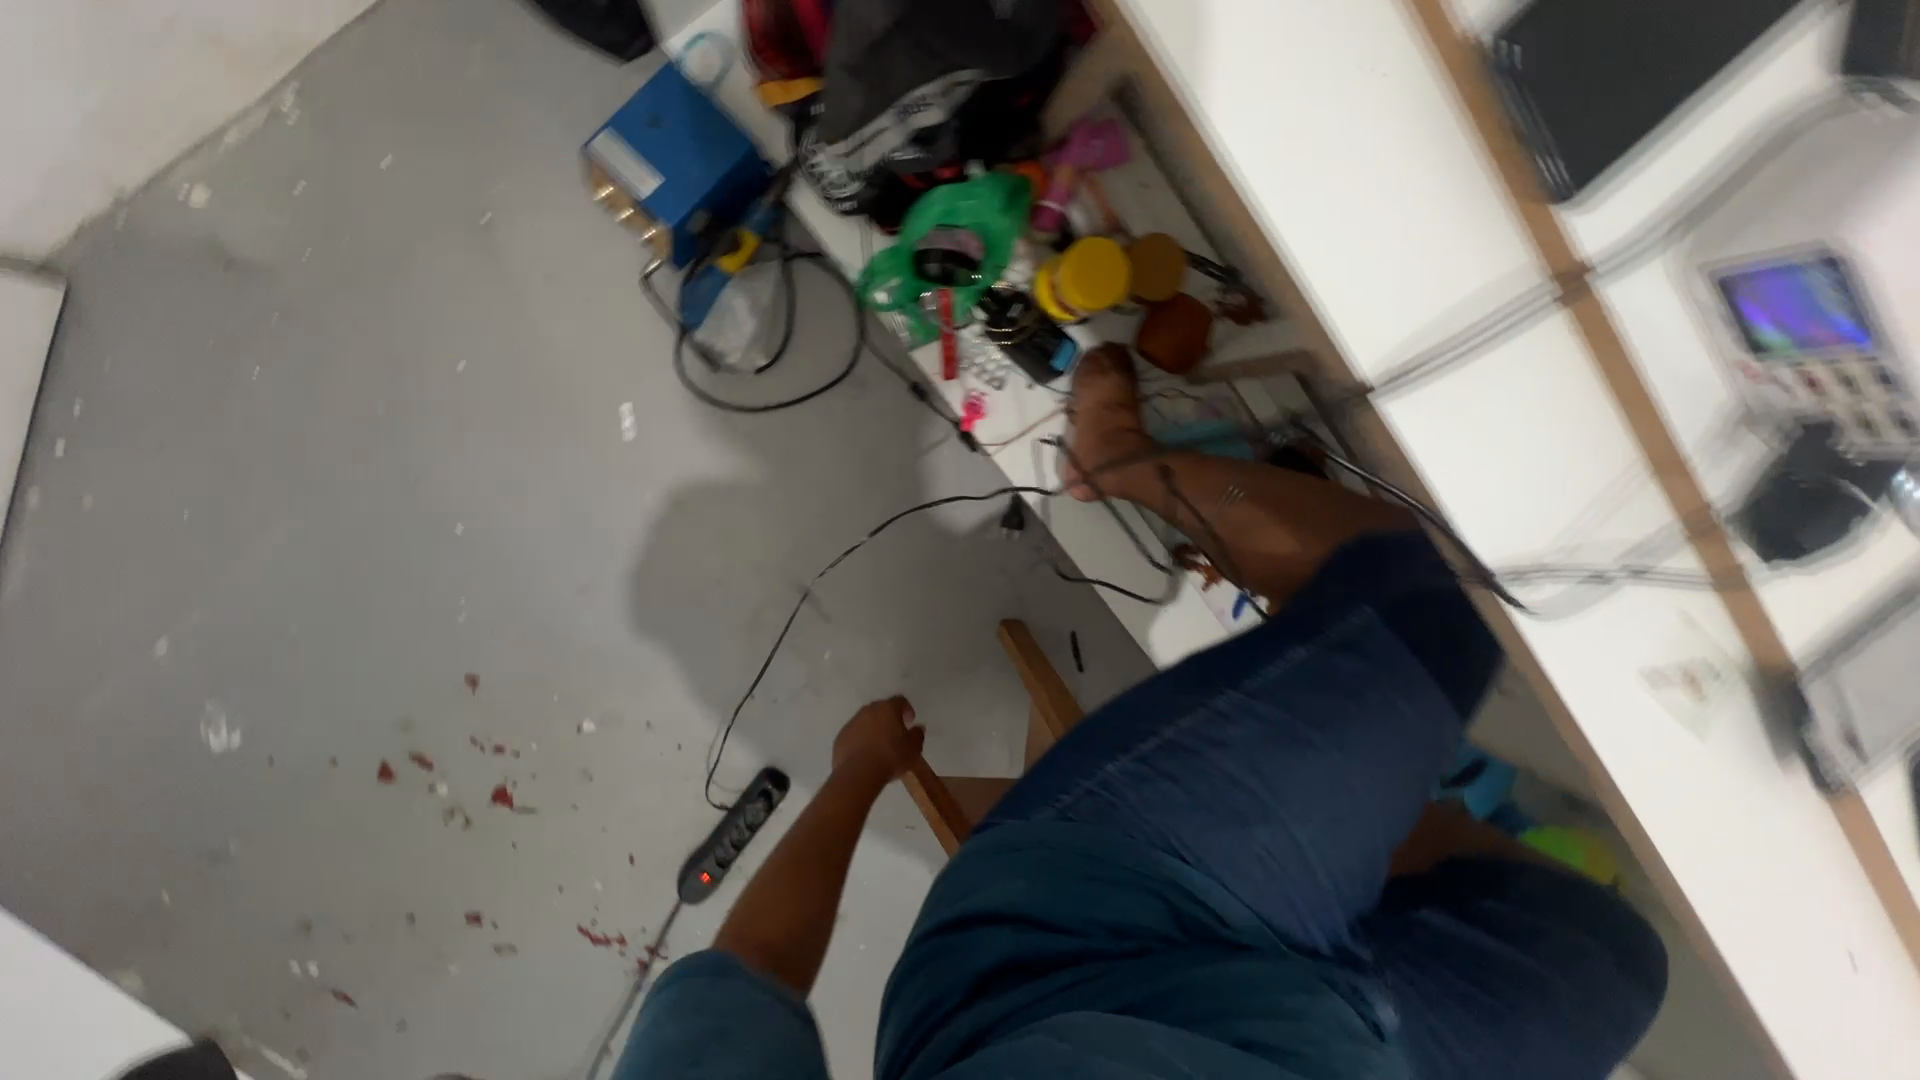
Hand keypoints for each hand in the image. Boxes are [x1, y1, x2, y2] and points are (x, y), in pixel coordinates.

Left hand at [832, 696, 923, 786]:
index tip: (910, 722)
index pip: (900, 701)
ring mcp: (852, 722)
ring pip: (866, 720)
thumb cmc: (890, 758)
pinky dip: (861, 739)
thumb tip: (917, 728)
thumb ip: (917, 735)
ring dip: (873, 728)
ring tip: (880, 745)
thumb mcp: (913, 749)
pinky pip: (854, 733)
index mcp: (888, 709)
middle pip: (881, 708)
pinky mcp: (841, 737)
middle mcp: (868, 710)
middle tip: (895, 733)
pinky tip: (865, 754)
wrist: (858, 774)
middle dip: (889, 718)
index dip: (906, 709)